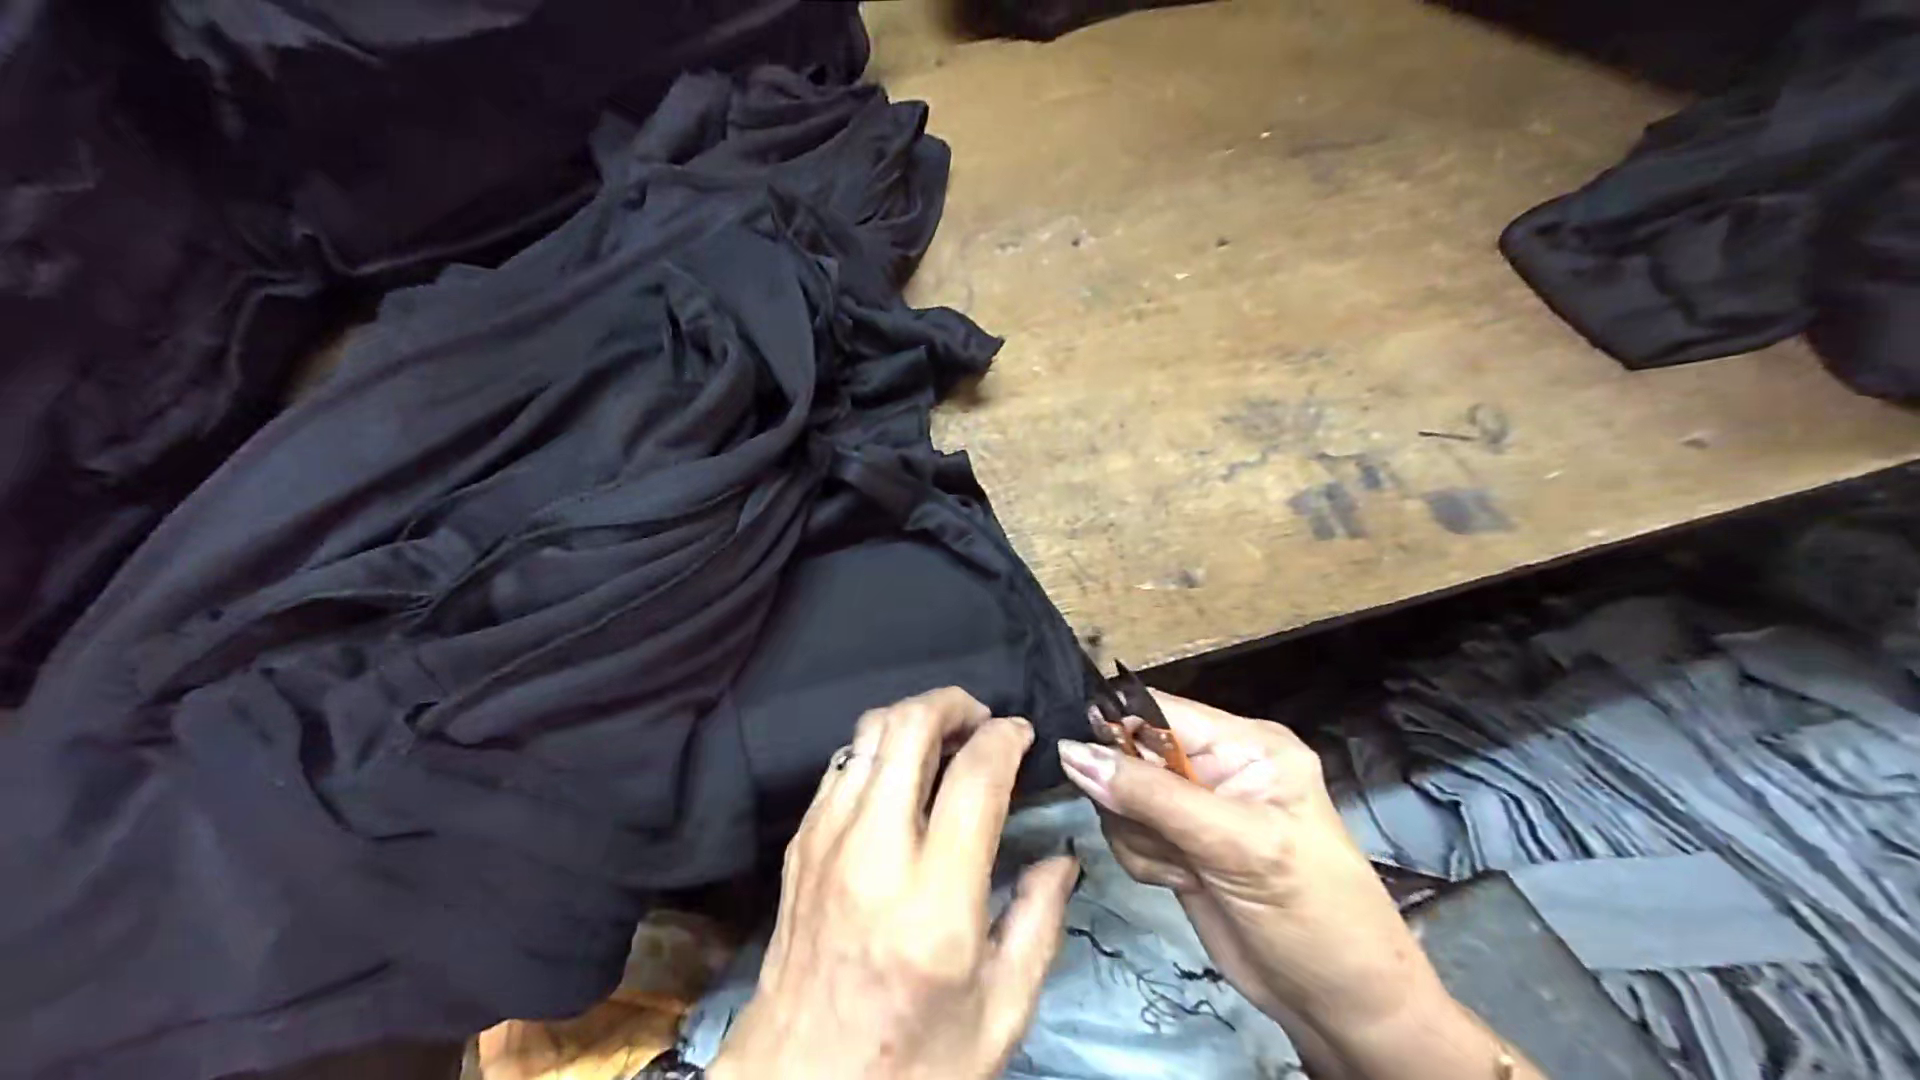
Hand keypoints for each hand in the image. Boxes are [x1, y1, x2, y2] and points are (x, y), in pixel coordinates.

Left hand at [709, 688, 1078, 1079]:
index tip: (1022, 734)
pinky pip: (841, 762)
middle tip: (982, 719)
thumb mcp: (1000, 1015)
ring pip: (868, 732)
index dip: (1005, 737)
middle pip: (909, 727)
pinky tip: (900, 773)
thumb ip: (1040, 923)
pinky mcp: (800, 843)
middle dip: (953, 703)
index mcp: (934, 902)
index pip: (974, 777)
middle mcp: (873, 854)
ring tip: (945, 736)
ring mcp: (826, 841)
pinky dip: (878, 748)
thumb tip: (1061, 856)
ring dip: (914, 717)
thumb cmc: (910, 1063)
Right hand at [1057, 692, 1536, 1079]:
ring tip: (1184, 868)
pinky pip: (1125, 831)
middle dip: (1131, 797)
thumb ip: (1152, 796)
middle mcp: (1214, 765)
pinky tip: (1182, 881)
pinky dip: (1141, 859)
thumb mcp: (1238, 846)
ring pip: (1120, 795)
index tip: (1082, 758)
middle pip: (1130, 752)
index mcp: (1244, 744)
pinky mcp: (1176, 843)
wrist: (1339, 1009)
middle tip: (1160, 834)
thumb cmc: (1313, 915)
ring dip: (1138, 835)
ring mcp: (1193, 807)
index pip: (1160, 711)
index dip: (1117, 727)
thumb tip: (1072, 753)